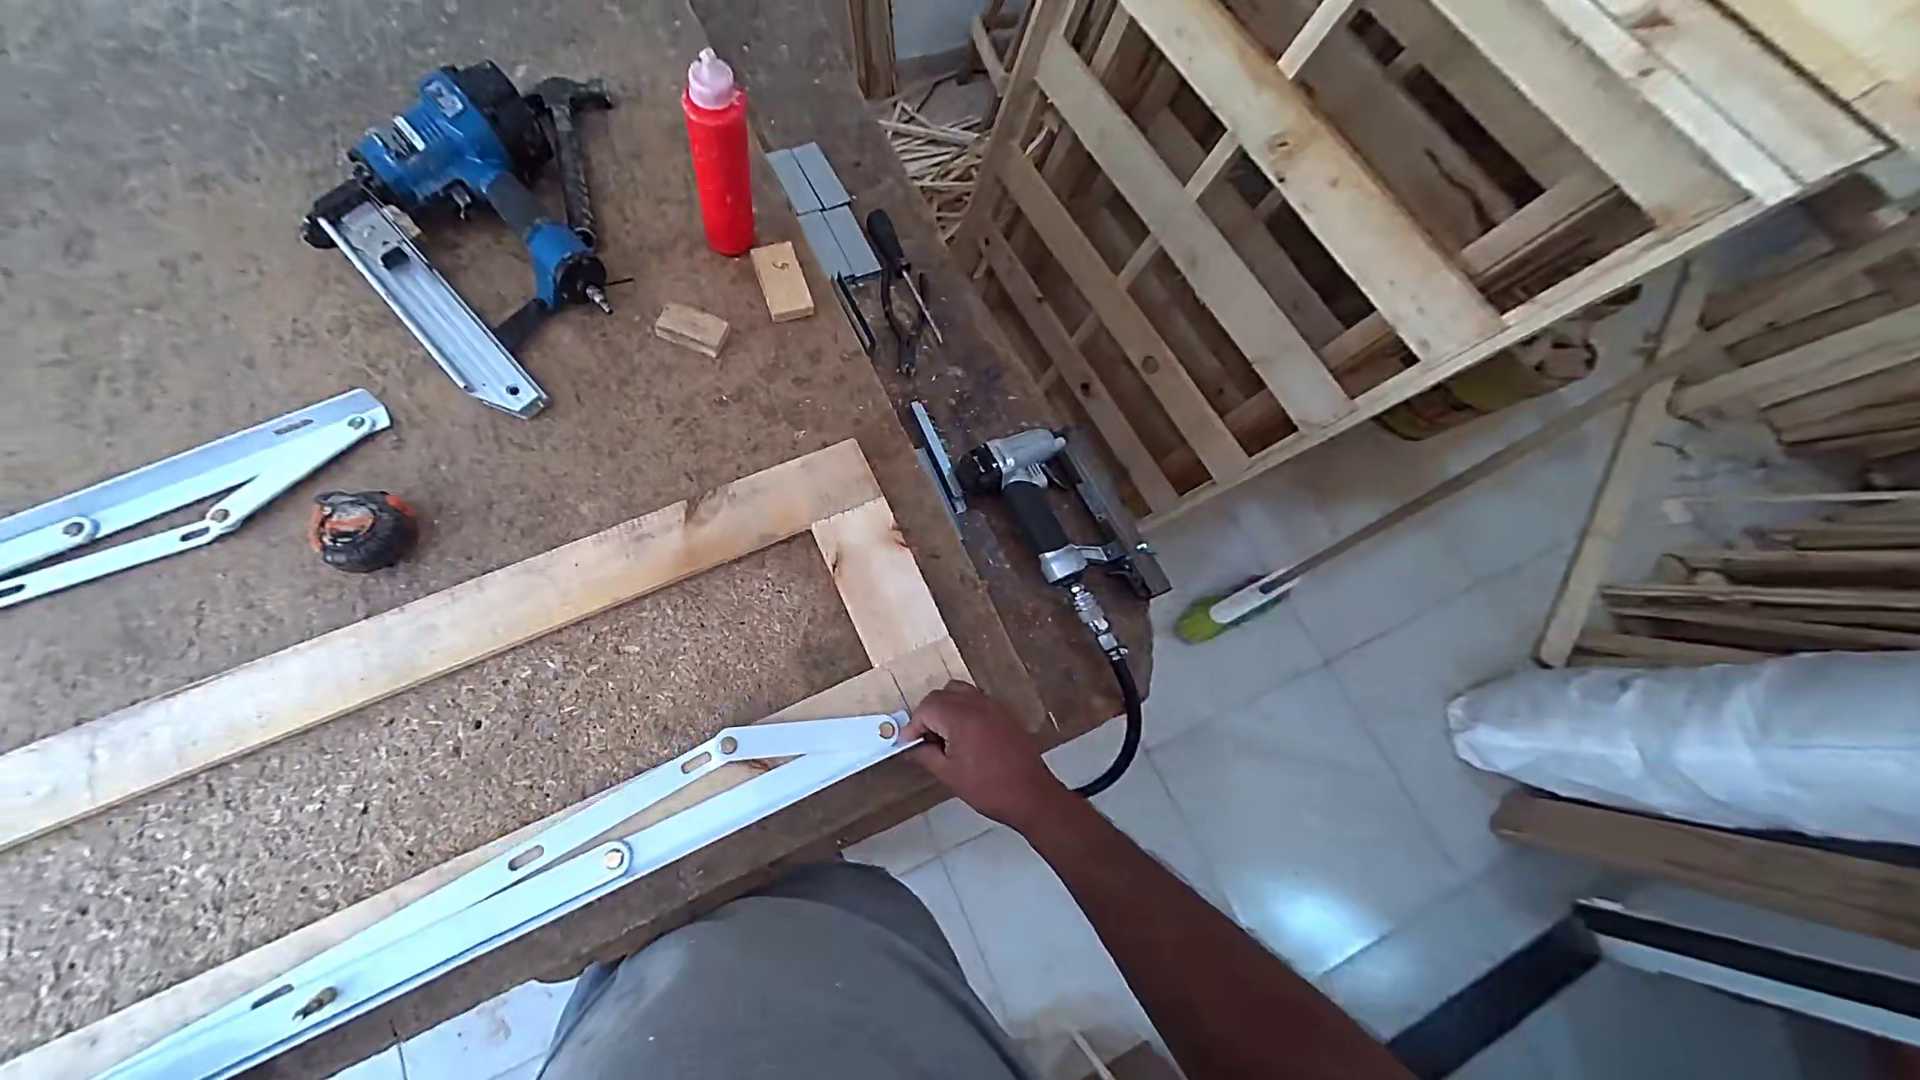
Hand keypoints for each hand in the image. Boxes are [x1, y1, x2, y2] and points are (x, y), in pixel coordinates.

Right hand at [904, 681, 1075, 830]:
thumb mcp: (949, 774)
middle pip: (941, 695)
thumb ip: (926, 755)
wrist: (1031, 794)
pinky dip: (962, 708)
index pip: (927, 708)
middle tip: (923, 741)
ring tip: (941, 736)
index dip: (913, 726)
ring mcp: (992, 706)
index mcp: (961, 717)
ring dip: (944, 708)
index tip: (908, 744)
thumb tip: (911, 748)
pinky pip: (975, 699)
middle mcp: (977, 704)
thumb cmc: (989, 788)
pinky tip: (961, 735)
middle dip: (926, 715)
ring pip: (958, 692)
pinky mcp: (1002, 713)